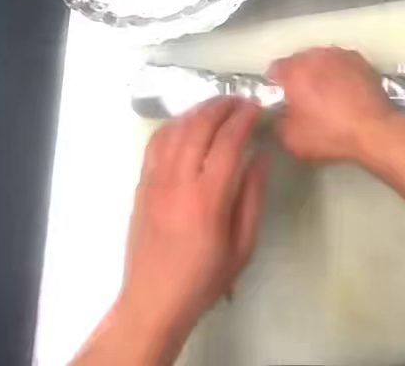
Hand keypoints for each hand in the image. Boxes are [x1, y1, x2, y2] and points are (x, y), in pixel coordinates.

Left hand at [114, 97, 269, 351]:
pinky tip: (190, 122)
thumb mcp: (243, 246)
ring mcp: (156, 179)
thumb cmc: (204, 277)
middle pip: (201, 125)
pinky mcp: (142, 182)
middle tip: (241, 100)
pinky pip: (157, 140)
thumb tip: (261, 154)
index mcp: (208, 198)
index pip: (229, 141)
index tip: (258, 106)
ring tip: (219, 106)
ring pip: (178, 127)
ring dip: (200, 109)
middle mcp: (179, 181)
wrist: (152, 303)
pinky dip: (176, 122)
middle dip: (224, 105)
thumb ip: (254, 196)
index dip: (245, 117)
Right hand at [268, 47, 404, 163]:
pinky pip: (339, 60)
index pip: (275, 68)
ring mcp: (338, 53)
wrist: (374, 129)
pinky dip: (337, 70)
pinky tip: (344, 88)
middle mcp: (315, 55)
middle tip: (303, 98)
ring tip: (326, 92)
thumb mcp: (292, 139)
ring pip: (319, 58)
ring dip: (318, 70)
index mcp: (295, 71)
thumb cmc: (330, 134)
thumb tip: (277, 114)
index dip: (276, 84)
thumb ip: (277, 122)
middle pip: (298, 60)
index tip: (282, 99)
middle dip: (297, 75)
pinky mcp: (357, 57)